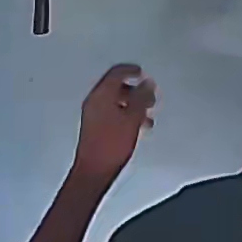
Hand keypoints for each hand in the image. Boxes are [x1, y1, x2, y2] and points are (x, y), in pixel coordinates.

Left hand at [71, 64, 155, 187]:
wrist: (93, 171)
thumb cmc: (112, 143)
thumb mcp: (132, 117)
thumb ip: (141, 97)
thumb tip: (147, 82)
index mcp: (101, 94)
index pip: (116, 73)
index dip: (130, 70)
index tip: (142, 73)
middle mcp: (94, 100)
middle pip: (116, 86)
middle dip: (134, 90)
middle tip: (149, 97)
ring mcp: (92, 113)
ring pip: (115, 100)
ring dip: (131, 104)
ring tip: (147, 115)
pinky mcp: (93, 126)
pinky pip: (111, 111)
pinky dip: (124, 113)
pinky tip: (137, 127)